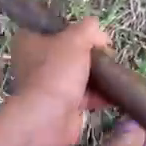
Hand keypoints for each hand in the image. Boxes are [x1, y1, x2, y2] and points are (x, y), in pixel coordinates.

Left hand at [6, 18, 108, 145]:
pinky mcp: (61, 105)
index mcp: (29, 40)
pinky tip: (115, 93)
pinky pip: (84, 95)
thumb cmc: (57, 71)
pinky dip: (99, 95)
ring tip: (114, 74)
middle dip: (91, 54)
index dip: (75, 29)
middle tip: (107, 55)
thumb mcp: (76, 39)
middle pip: (70, 51)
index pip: (54, 27)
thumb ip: (89, 29)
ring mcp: (48, 84)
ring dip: (97, 76)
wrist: (49, 118)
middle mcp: (35, 61)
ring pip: (78, 74)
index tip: (94, 35)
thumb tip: (100, 36)